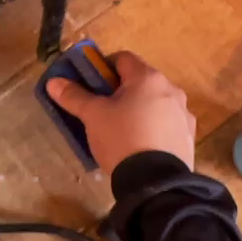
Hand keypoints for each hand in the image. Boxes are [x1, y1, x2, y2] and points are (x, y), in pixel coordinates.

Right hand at [47, 51, 196, 176]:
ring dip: (139, 109)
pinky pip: (166, 123)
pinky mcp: (188, 137)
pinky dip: (153, 127)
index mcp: (147, 78)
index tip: (91, 85)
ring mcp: (183, 114)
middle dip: (120, 91)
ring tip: (121, 130)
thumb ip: (74, 96)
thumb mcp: (93, 116)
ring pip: (154, 102)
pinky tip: (140, 145)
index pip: (122, 58)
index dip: (102, 67)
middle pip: (140, 81)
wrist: (155, 183)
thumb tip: (53, 82)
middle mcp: (171, 90)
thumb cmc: (121, 138)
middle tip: (102, 109)